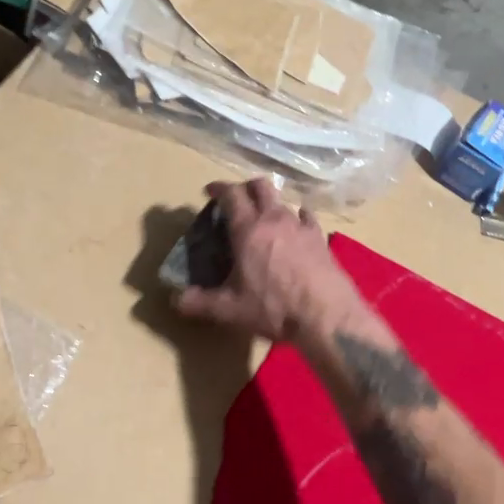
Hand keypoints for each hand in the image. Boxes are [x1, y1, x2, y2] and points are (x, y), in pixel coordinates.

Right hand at [173, 178, 365, 341]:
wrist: (327, 317)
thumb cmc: (274, 308)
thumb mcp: (230, 310)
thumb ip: (200, 302)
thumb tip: (175, 299)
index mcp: (248, 230)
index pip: (231, 194)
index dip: (218, 188)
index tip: (209, 191)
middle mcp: (274, 219)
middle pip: (261, 186)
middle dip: (246, 187)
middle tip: (237, 201)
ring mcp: (301, 227)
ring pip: (284, 201)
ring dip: (271, 204)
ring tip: (264, 220)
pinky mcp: (321, 239)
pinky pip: (307, 218)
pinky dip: (297, 218)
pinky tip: (296, 230)